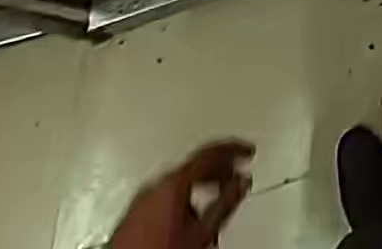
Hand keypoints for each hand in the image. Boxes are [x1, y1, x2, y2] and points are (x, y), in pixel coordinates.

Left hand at [111, 140, 255, 248]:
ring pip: (180, 180)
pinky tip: (190, 215)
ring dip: (202, 185)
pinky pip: (165, 194)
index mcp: (173, 179)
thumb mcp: (201, 231)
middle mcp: (156, 182)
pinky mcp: (133, 213)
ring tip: (216, 200)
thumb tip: (243, 180)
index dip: (233, 148)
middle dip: (219, 169)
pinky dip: (183, 196)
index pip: (210, 151)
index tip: (247, 151)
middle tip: (236, 174)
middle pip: (195, 165)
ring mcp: (141, 198)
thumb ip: (225, 202)